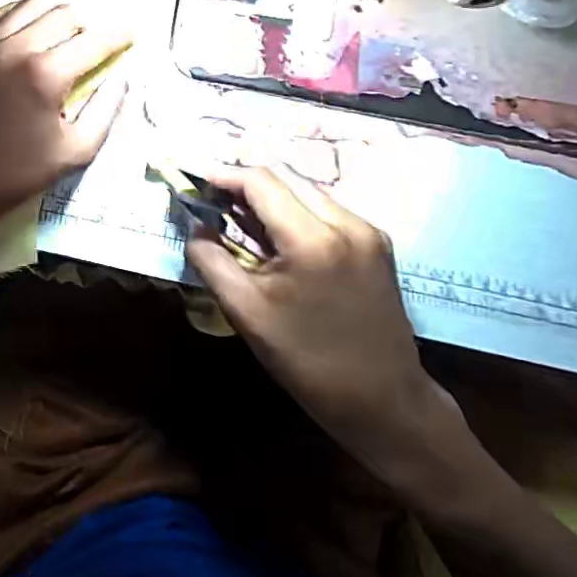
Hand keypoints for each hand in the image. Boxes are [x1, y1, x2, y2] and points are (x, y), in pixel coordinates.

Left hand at [0, 0, 128, 252]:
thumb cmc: (17, 174)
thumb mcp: (76, 151)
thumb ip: (106, 110)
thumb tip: (123, 80)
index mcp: (45, 74)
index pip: (93, 40)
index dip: (118, 36)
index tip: (131, 34)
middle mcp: (14, 49)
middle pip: (63, 13)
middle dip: (88, 23)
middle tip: (96, 41)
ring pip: (29, 6)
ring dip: (55, 13)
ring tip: (66, 30)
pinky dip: (20, 14)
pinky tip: (29, 27)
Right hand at [185, 167, 450, 475]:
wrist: (382, 400)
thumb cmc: (307, 362)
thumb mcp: (246, 313)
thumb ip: (212, 261)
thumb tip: (195, 225)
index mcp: (313, 239)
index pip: (262, 181)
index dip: (226, 176)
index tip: (200, 185)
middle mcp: (347, 222)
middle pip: (288, 179)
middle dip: (249, 185)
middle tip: (219, 204)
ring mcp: (368, 230)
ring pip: (310, 192)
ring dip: (276, 199)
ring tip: (247, 222)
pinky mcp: (379, 243)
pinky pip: (330, 211)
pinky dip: (300, 214)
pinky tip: (284, 240)